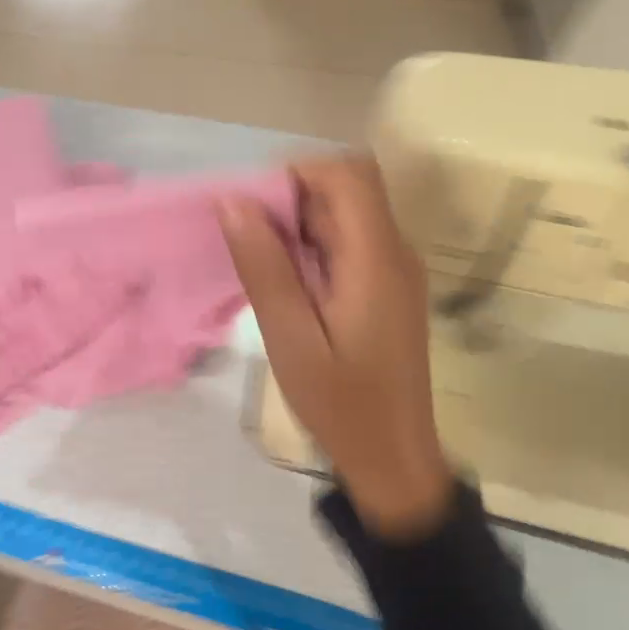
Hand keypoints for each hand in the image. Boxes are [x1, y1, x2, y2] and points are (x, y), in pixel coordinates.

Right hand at [221, 155, 453, 540]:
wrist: (391, 457)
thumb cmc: (340, 403)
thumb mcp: (291, 338)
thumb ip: (264, 267)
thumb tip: (235, 201)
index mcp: (376, 259)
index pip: (348, 175)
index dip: (297, 173)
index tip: (253, 208)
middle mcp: (393, 253)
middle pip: (345, 191)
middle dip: (289, 201)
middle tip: (247, 244)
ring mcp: (392, 272)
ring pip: (343, 217)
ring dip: (295, 227)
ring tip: (259, 268)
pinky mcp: (384, 290)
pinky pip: (345, 246)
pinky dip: (308, 250)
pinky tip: (283, 288)